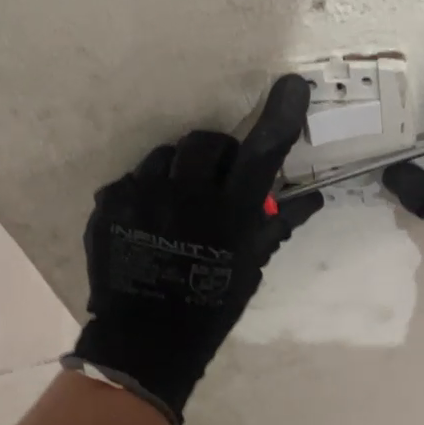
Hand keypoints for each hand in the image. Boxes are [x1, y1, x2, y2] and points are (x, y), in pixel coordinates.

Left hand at [65, 75, 322, 424]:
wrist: (147, 339)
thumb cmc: (211, 304)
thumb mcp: (252, 266)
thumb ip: (277, 224)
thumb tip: (312, 199)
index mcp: (232, 211)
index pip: (263, 150)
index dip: (281, 114)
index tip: (292, 85)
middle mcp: (189, 194)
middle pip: (206, 142)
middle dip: (216, 152)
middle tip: (217, 178)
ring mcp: (144, 196)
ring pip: (164, 154)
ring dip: (178, 169)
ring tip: (178, 199)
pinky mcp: (110, 203)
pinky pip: (132, 177)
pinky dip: (146, 189)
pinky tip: (150, 216)